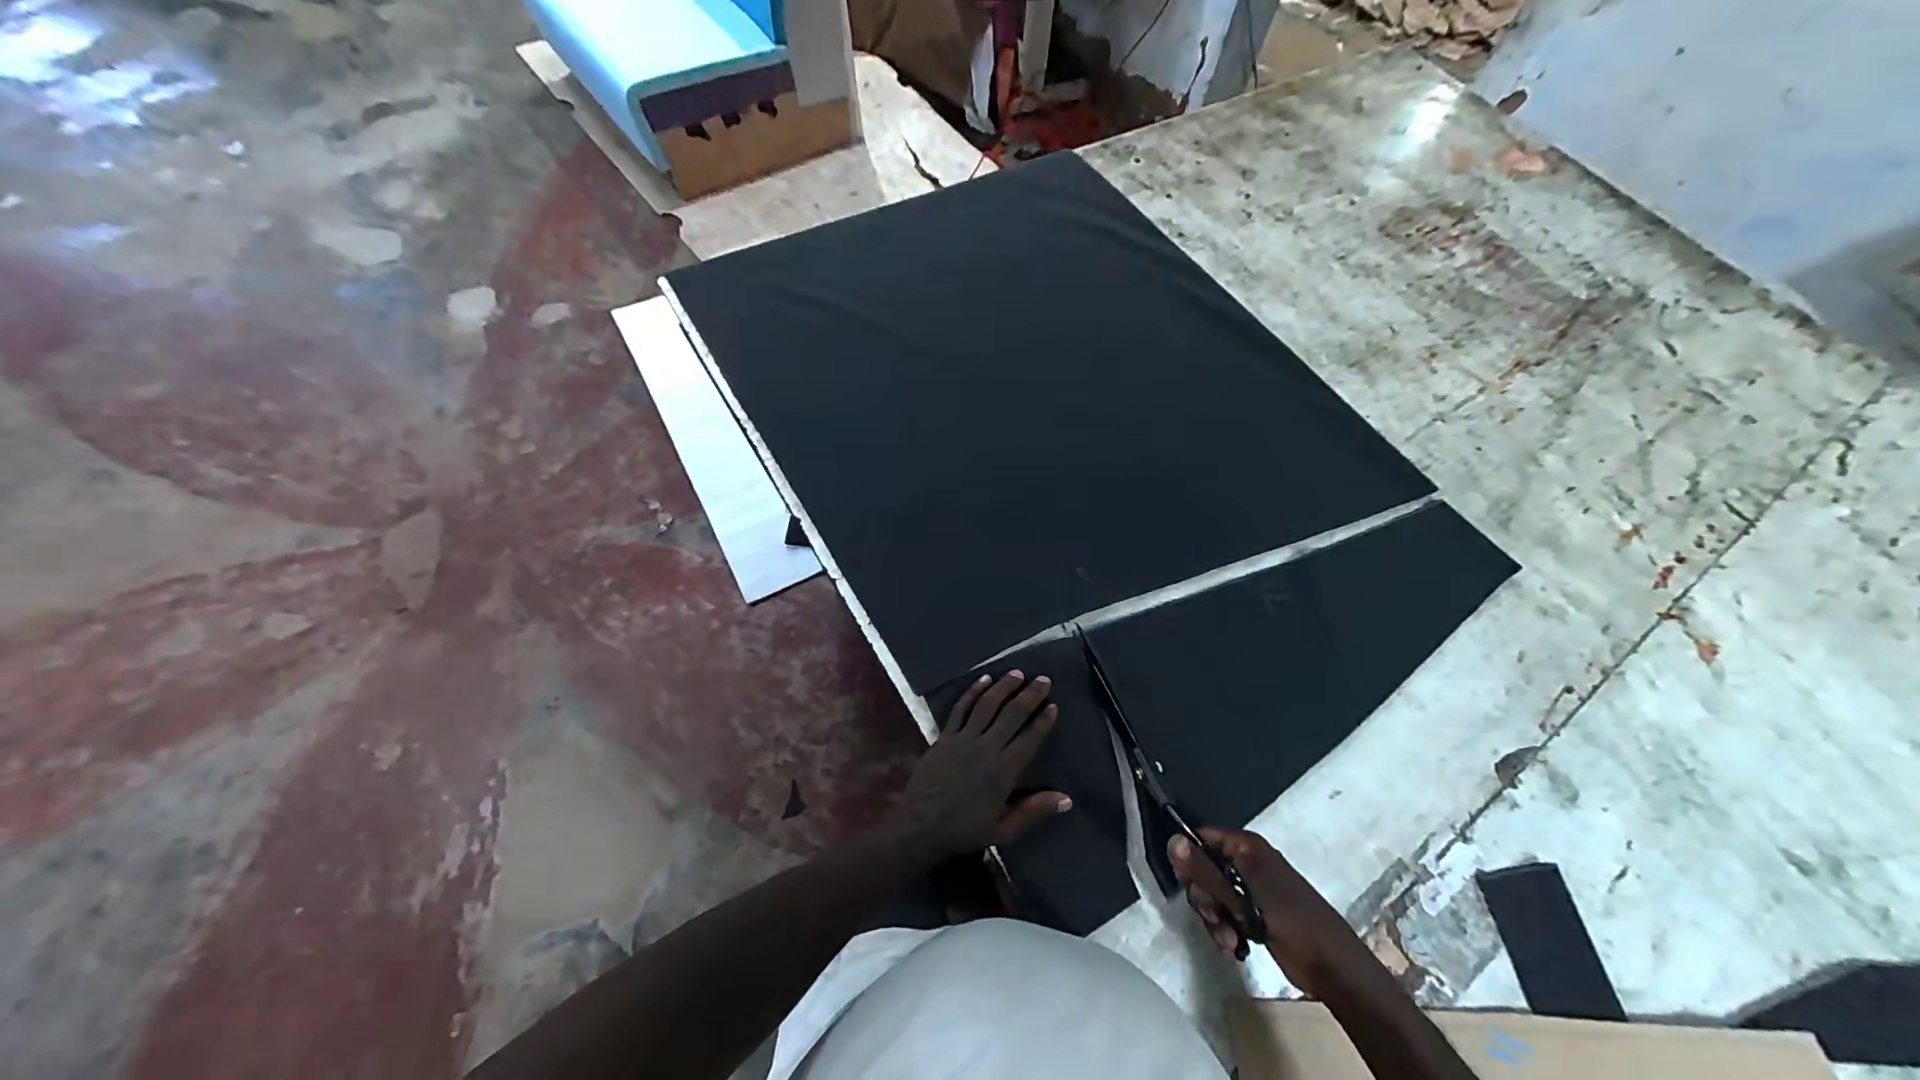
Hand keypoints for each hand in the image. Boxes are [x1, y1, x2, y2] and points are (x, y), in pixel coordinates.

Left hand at [892, 670, 1070, 857]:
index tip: (1053, 705)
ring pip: (987, 706)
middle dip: (1029, 696)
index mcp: (1003, 772)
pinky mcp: (944, 737)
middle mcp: (986, 749)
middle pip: (1011, 715)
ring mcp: (963, 740)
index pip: (1029, 739)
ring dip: (1003, 687)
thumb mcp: (1003, 830)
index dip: (1043, 721)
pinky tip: (984, 680)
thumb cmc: (964, 830)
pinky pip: (960, 709)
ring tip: (1017, 673)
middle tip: (1043, 679)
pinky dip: (972, 692)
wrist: (920, 826)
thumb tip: (1067, 799)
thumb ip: (1034, 811)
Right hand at [1170, 827, 1358, 993]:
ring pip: (1212, 897)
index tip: (1186, 881)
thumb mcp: (1245, 898)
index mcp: (1248, 849)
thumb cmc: (1294, 924)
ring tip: (1230, 941)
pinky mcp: (1252, 916)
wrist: (1335, 970)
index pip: (1202, 837)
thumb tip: (1172, 841)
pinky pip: (1224, 916)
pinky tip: (1237, 948)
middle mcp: (1246, 864)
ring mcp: (1250, 891)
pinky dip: (1225, 932)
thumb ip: (1206, 872)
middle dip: (1205, 899)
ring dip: (1215, 921)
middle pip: (1203, 870)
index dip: (1189, 856)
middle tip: (1215, 917)